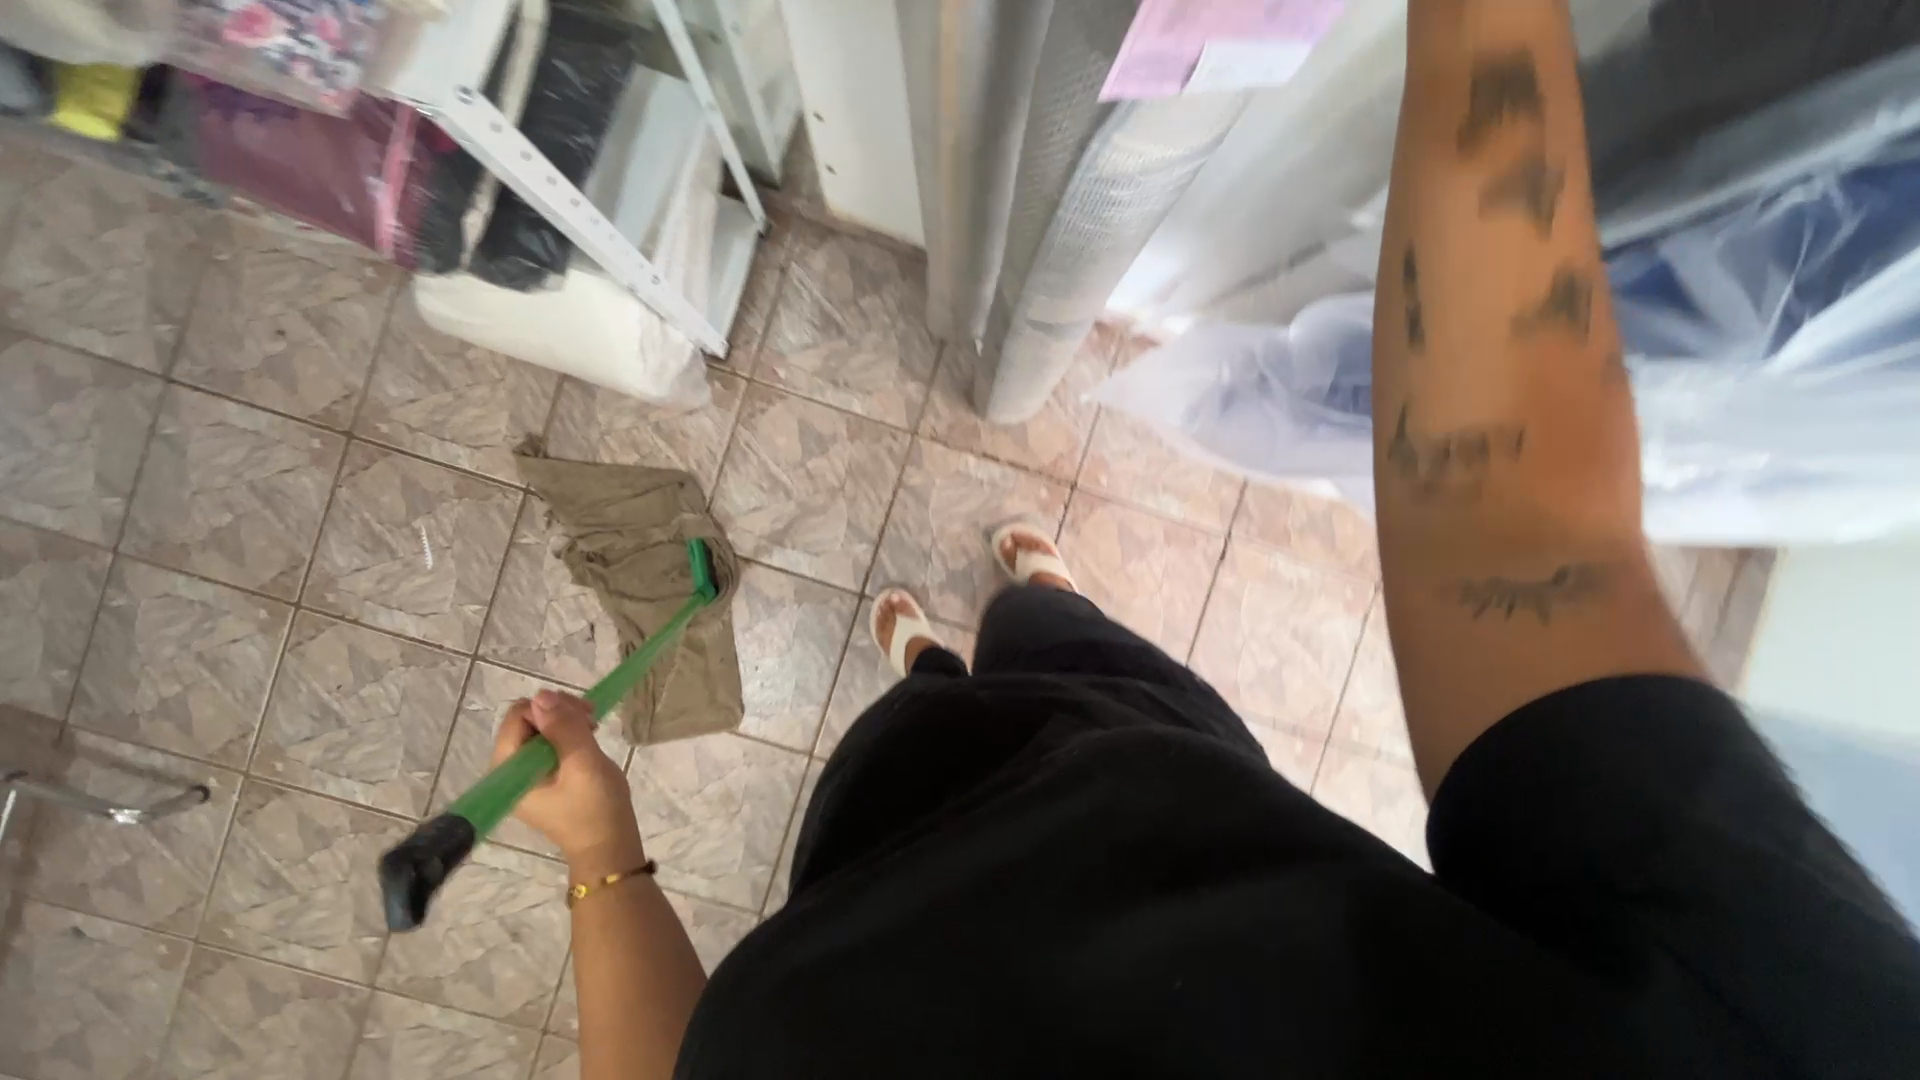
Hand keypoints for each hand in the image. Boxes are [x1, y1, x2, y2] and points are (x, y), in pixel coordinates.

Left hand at [492, 689, 643, 870]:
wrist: (609, 845)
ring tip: (593, 728)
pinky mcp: (541, 775)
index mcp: (509, 771)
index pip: (517, 718)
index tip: (585, 715)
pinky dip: (567, 734)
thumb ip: (563, 729)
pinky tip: (587, 738)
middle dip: (559, 713)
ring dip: (566, 721)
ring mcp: (524, 773)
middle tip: (592, 720)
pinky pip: (547, 742)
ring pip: (538, 728)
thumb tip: (542, 695)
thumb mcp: (583, 764)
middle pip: (526, 720)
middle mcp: (508, 770)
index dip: (551, 709)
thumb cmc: (595, 808)